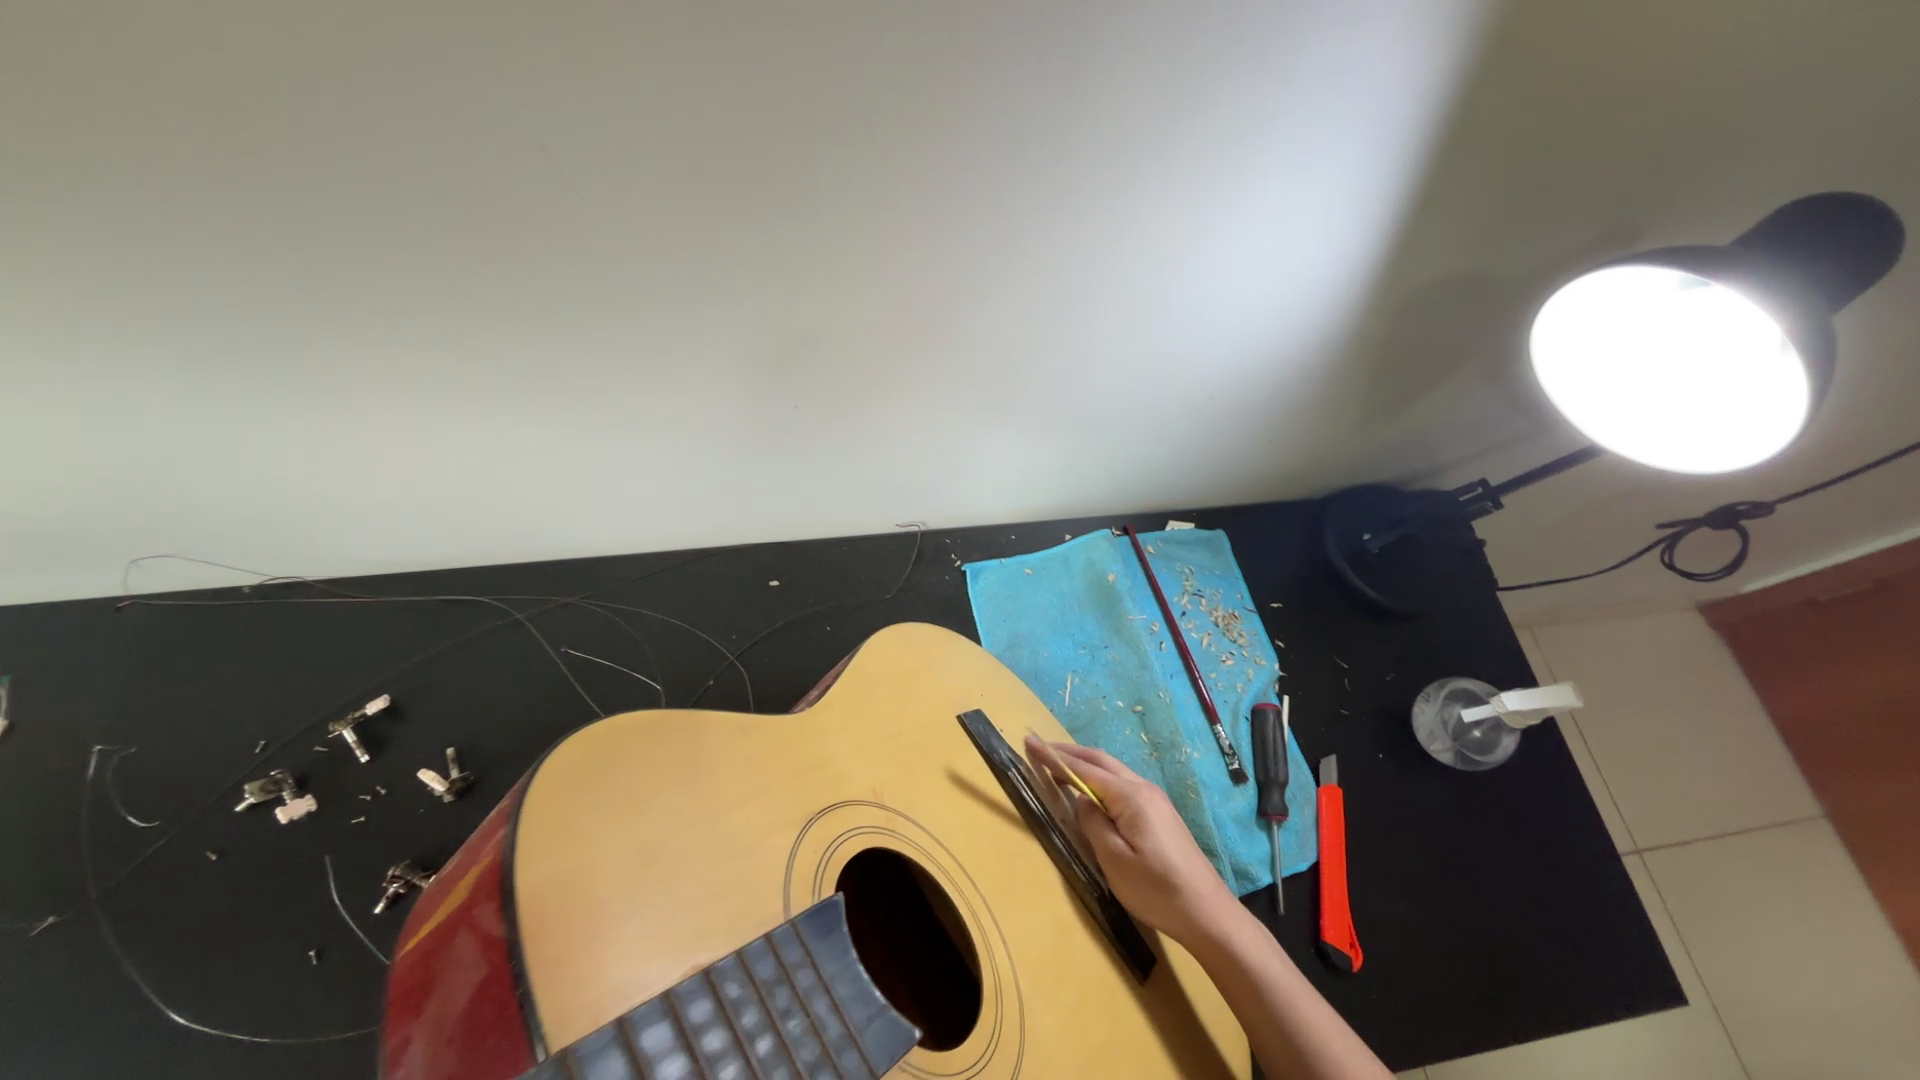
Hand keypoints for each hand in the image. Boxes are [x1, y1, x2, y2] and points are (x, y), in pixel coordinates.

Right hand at [1026, 736, 1239, 946]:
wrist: (1207, 912)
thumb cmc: (1157, 889)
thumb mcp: (1114, 860)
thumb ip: (1092, 824)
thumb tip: (1081, 801)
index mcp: (1131, 797)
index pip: (1085, 769)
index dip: (1055, 757)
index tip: (1030, 743)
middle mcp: (1144, 789)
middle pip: (1101, 761)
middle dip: (1069, 753)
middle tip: (1039, 748)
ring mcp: (1155, 801)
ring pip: (1113, 771)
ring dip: (1084, 764)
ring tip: (1058, 765)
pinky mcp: (1160, 814)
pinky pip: (1122, 785)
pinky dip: (1099, 779)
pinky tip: (1090, 790)